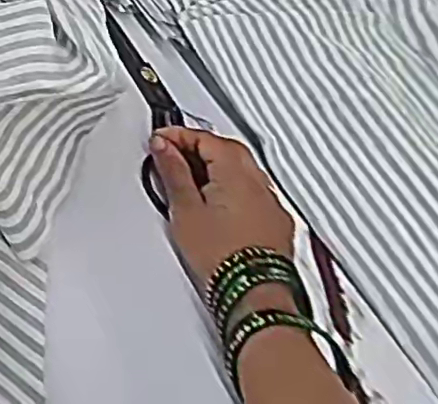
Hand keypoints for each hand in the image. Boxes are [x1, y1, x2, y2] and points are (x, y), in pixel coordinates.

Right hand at [150, 128, 295, 286]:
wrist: (255, 301)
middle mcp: (261, 186)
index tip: (160, 141)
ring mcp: (273, 207)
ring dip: (216, 166)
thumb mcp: (184, 208)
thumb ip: (172, 170)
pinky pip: (254, 193)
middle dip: (198, 146)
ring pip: (243, 170)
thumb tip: (163, 147)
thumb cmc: (223, 259)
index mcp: (237, 174)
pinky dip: (232, 188)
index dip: (178, 135)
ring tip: (190, 179)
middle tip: (173, 153)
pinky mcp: (278, 227)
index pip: (205, 137)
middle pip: (227, 149)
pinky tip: (215, 203)